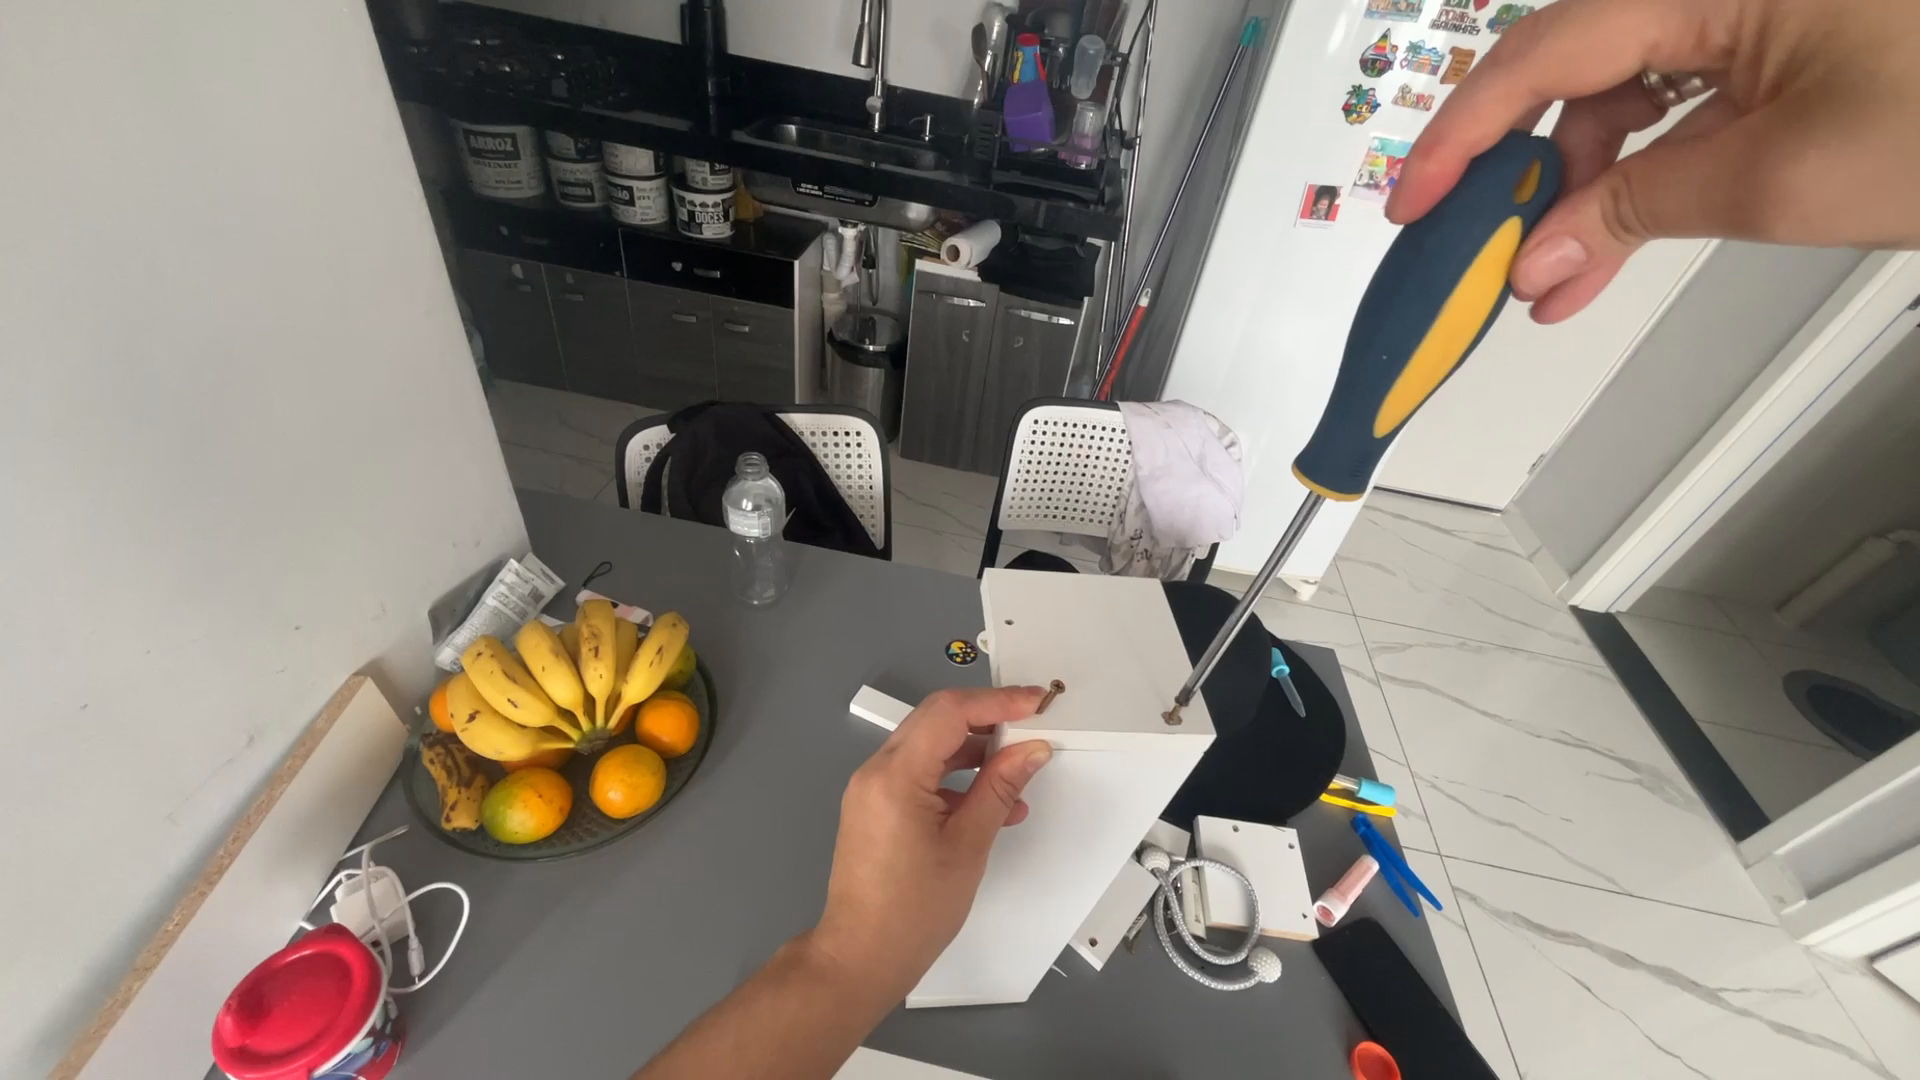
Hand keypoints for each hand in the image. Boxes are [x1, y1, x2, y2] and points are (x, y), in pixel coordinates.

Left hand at [806, 686, 1052, 1001]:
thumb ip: (1001, 788)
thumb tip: (1032, 749)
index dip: (996, 702)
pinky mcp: (875, 803)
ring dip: (972, 748)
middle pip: (935, 719)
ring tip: (1016, 767)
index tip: (1035, 702)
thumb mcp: (968, 845)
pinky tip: (988, 800)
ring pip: (928, 743)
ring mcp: (871, 786)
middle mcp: (876, 769)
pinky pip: (918, 771)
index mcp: (895, 775)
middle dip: (986, 716)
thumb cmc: (914, 909)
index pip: (949, 712)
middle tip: (1029, 723)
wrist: (860, 958)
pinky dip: (953, 775)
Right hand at [1387, 0, 1919, 323]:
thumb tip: (1533, 265)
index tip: (1408, 208)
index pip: (1542, 54)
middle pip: (1574, 73)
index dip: (1459, 139)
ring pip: (1623, 98)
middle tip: (1475, 257)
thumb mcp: (1783, 175)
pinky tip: (1608, 249)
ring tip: (1552, 283)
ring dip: (1581, 196)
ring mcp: (1761, 1)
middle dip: (1520, 178)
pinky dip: (1642, 180)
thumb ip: (1631, 213)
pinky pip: (1680, 106)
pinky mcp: (1792, 28)